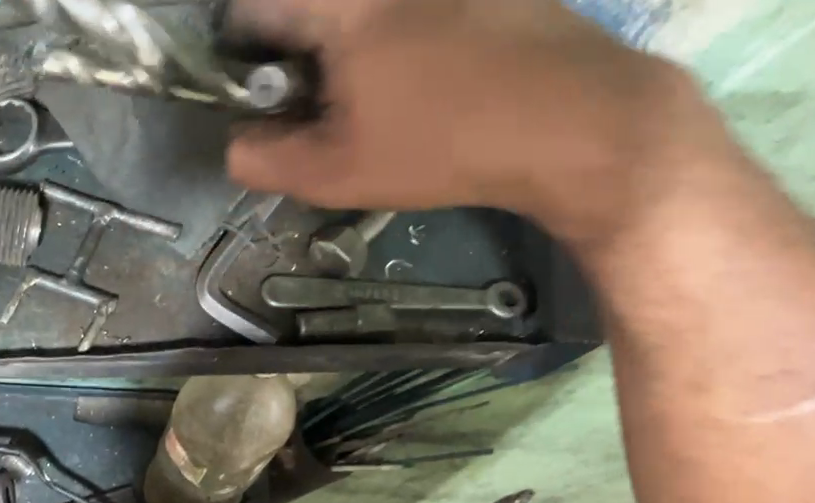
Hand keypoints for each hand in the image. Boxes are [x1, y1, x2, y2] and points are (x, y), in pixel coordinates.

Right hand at [227, 0, 699, 246]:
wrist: (577, 122)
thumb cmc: (441, 147)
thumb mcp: (332, 174)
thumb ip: (262, 159)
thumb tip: (236, 142)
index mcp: (345, 9)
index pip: (254, 6)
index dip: (239, 49)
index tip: (251, 91)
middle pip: (312, 9)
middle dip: (296, 52)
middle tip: (308, 107)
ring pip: (361, 13)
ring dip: (346, 52)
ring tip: (368, 100)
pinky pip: (410, 12)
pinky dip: (396, 40)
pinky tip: (422, 84)